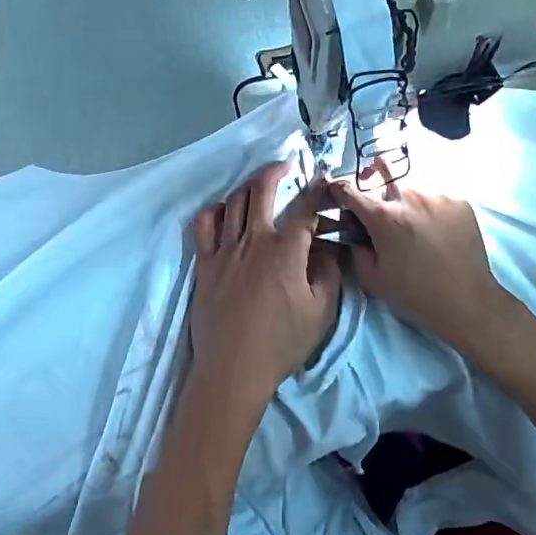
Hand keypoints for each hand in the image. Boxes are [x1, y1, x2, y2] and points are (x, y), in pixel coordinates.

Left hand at [187, 161, 342, 410]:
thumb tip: (330, 249)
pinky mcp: (205, 263)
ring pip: (234, 202)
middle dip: (276, 171)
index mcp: (286, 251)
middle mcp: (254, 241)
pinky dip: (216, 210)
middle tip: (286, 165)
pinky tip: (225, 211)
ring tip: (259, 185)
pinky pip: (205, 224)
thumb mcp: (321, 312)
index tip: (324, 181)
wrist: (233, 369)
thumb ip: (330, 274)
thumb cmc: (282, 343)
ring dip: (248, 186)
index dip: (318, 191)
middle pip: (262, 191)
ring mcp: (225, 250)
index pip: (305, 208)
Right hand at [328, 171, 524, 354]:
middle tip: (377, 194)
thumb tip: (353, 233)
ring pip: (413, 183)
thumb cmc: (415, 294)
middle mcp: (411, 197)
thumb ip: (356, 250)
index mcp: (384, 216)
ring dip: (406, 195)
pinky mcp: (460, 202)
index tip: (336, 190)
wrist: (466, 301)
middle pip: (385, 170)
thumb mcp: (373, 279)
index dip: (338, 189)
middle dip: (375, 177)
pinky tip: (436, 229)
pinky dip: (431, 207)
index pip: (350, 190)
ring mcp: (439, 196)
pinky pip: (438, 196)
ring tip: (413, 220)